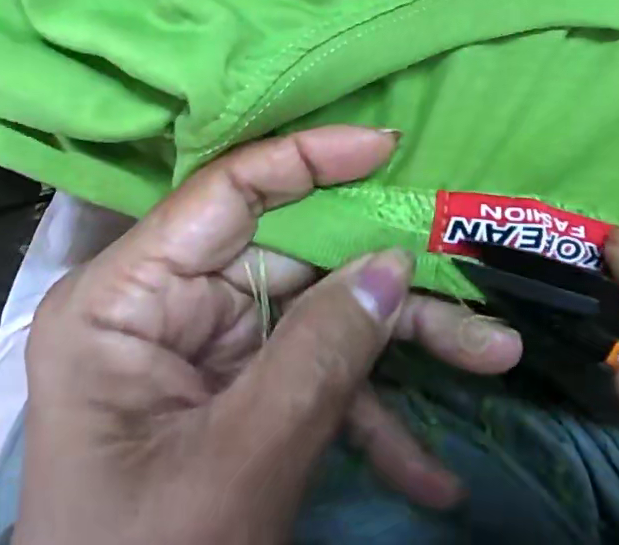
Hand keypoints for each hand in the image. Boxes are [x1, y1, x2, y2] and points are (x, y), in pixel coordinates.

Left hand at [18, 125, 522, 544]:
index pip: (226, 192)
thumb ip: (320, 354)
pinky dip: (370, 415)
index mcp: (126, 299)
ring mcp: (206, 349)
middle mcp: (164, 306)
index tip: (385, 146)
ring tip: (492, 355)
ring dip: (401, 345)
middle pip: (293, 257)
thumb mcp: (239, 463)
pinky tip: (428, 472)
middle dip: (384, 277)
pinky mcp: (238, 391)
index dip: (308, 158)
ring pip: (318, 313)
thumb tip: (392, 263)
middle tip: (466, 272)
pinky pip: (312, 377)